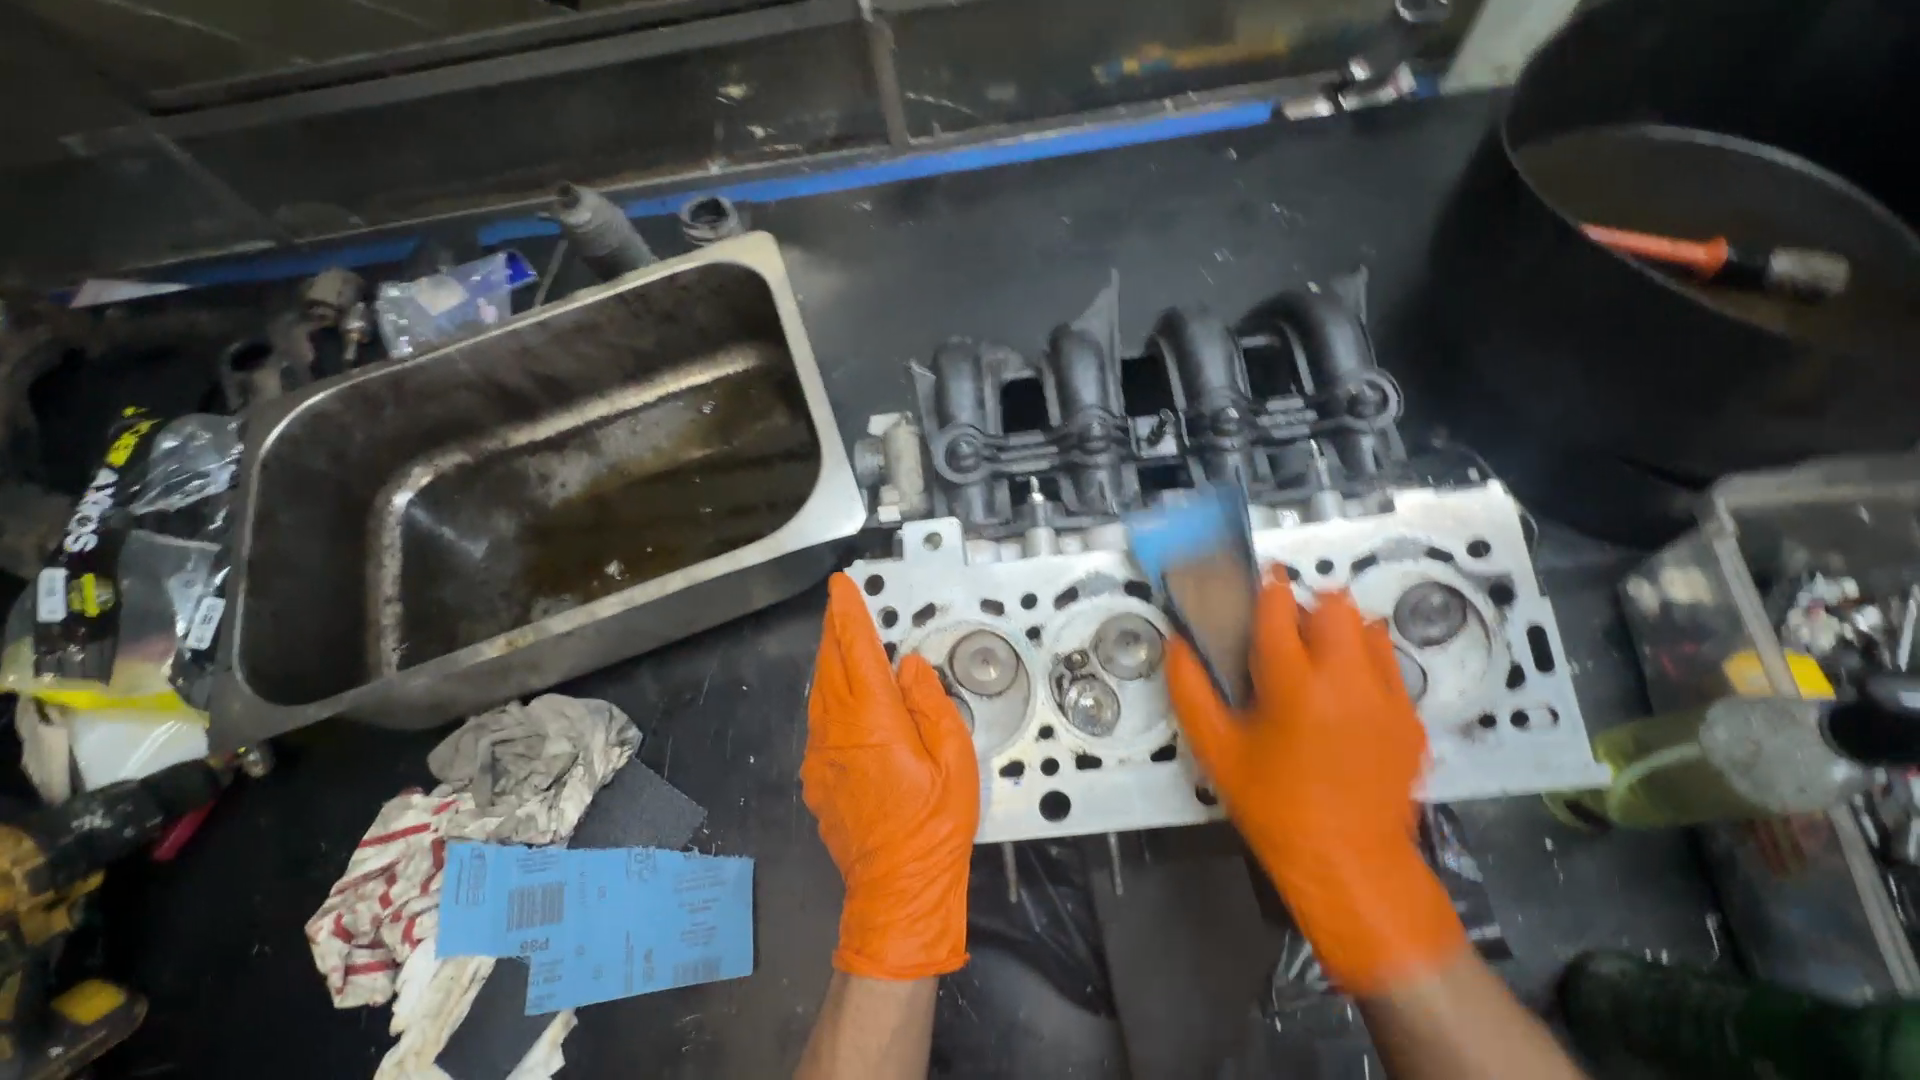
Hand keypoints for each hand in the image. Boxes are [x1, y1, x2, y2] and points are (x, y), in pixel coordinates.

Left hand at [802, 573, 979, 979]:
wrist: (897, 889)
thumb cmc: (935, 826)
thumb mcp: (955, 761)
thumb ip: (931, 706)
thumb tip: (910, 667)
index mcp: (874, 723)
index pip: (857, 654)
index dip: (848, 616)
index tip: (840, 587)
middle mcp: (837, 733)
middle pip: (829, 667)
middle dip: (833, 631)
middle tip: (840, 603)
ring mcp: (820, 757)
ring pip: (819, 693)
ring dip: (829, 661)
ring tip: (841, 639)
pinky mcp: (816, 778)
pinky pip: (819, 722)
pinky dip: (828, 695)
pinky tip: (842, 695)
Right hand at [1166, 581, 1466, 995]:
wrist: (1350, 864)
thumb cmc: (1274, 807)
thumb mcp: (1217, 752)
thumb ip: (1190, 690)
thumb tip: (1178, 644)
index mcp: (1295, 683)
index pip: (1281, 607)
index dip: (1267, 589)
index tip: (1258, 589)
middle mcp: (1348, 678)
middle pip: (1337, 604)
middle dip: (1308, 608)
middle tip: (1286, 635)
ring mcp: (1388, 697)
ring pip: (1371, 629)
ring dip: (1342, 632)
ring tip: (1318, 662)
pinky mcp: (1411, 719)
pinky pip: (1390, 668)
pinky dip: (1366, 666)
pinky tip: (1344, 701)